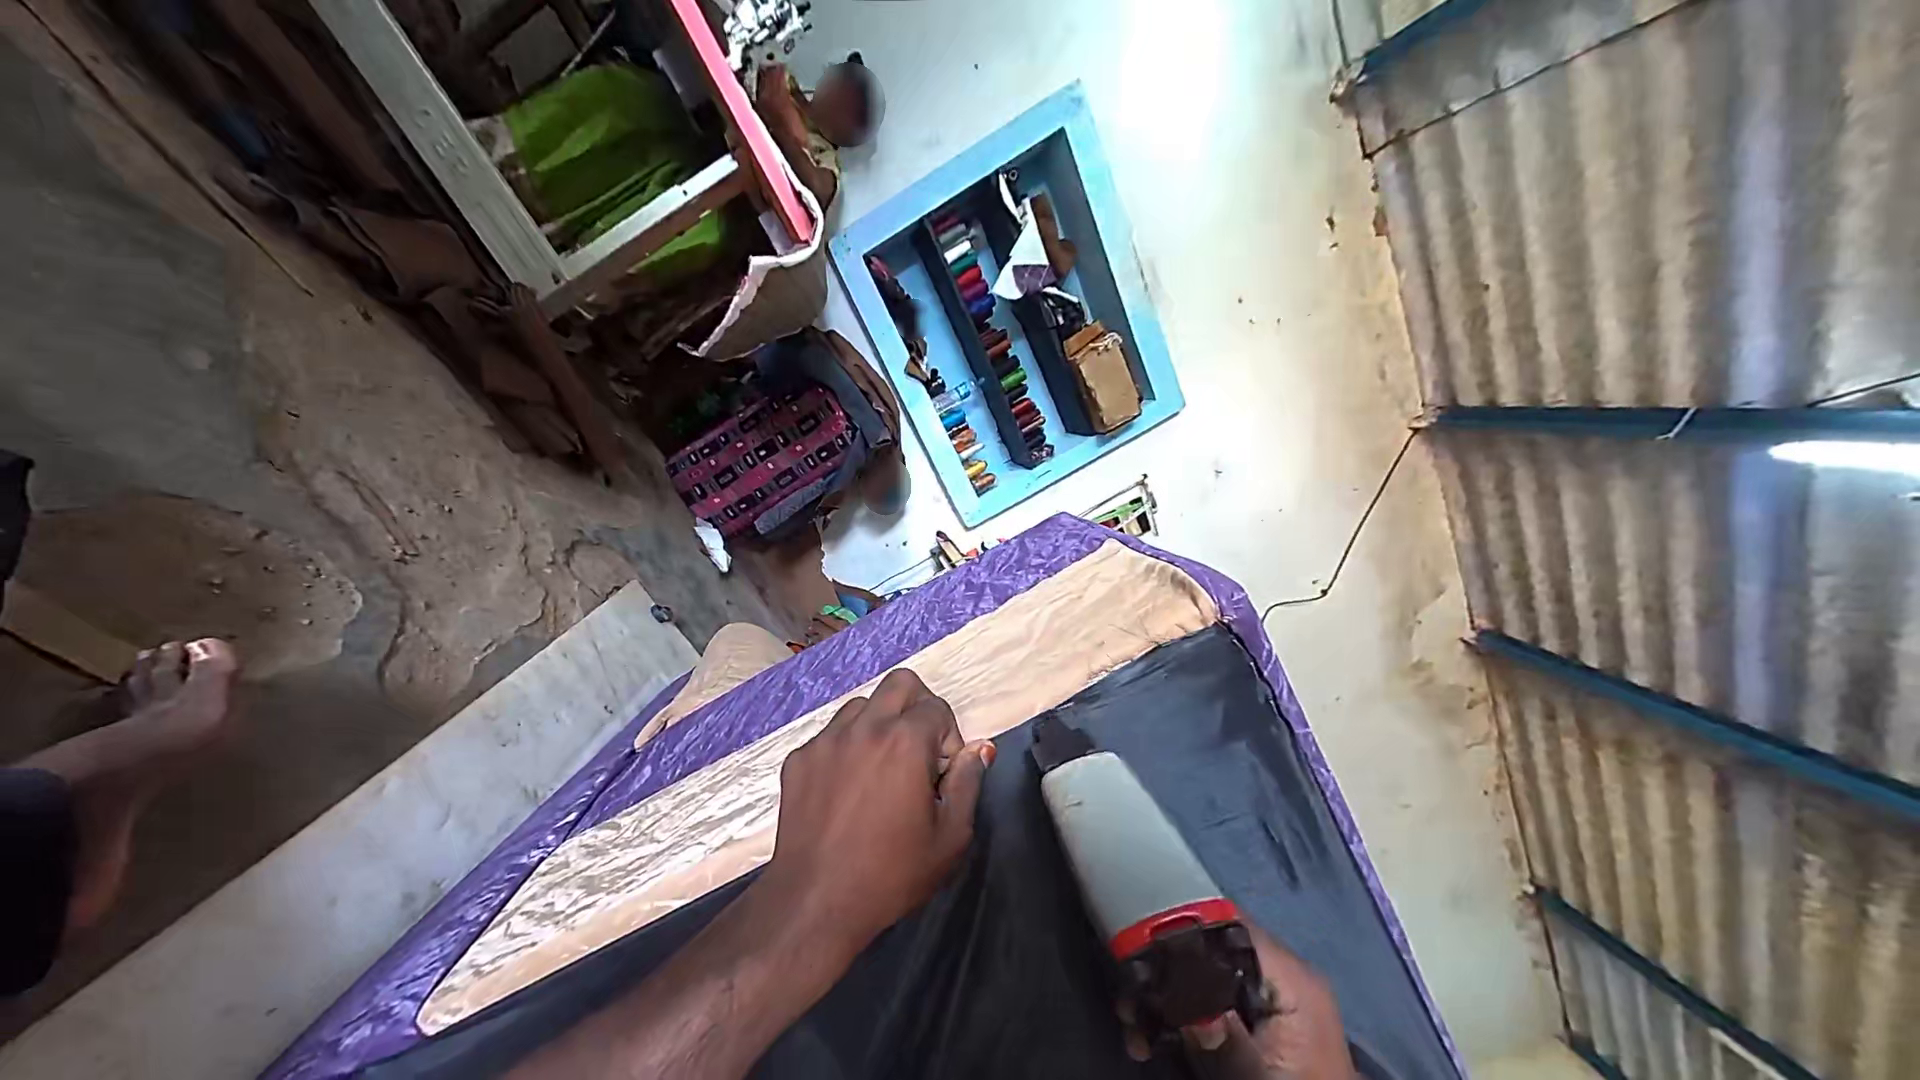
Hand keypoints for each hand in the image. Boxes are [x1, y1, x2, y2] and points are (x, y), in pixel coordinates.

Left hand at [759, 669, 994, 956]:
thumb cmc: (890, 875)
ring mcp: (826, 740)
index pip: (938, 708)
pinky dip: (848, 746)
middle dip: (919, 707)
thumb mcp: (950, 836)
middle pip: (901, 683)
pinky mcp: (800, 758)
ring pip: (863, 705)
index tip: (942, 776)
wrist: (814, 903)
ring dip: (881, 724)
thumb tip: (979, 748)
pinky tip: (849, 788)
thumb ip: (968, 782)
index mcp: (905, 741)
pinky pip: (831, 733)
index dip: (949, 739)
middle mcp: (864, 728)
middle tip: (921, 749)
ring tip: (883, 768)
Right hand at [1126, 924, 1354, 1079]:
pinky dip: (1178, 1014)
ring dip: (1163, 997)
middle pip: (1207, 947)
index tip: (1137, 948)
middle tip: (1128, 1004)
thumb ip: (1229, 1046)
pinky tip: (1152, 1040)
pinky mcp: (1255, 1021)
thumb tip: (1186, 1013)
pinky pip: (1208, 1000)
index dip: (1180, 925)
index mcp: (1289, 977)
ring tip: (1134, 1029)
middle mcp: (1278, 974)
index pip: (1227, 923)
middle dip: (1162, 969)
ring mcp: (1266, 997)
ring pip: (1201, 973)